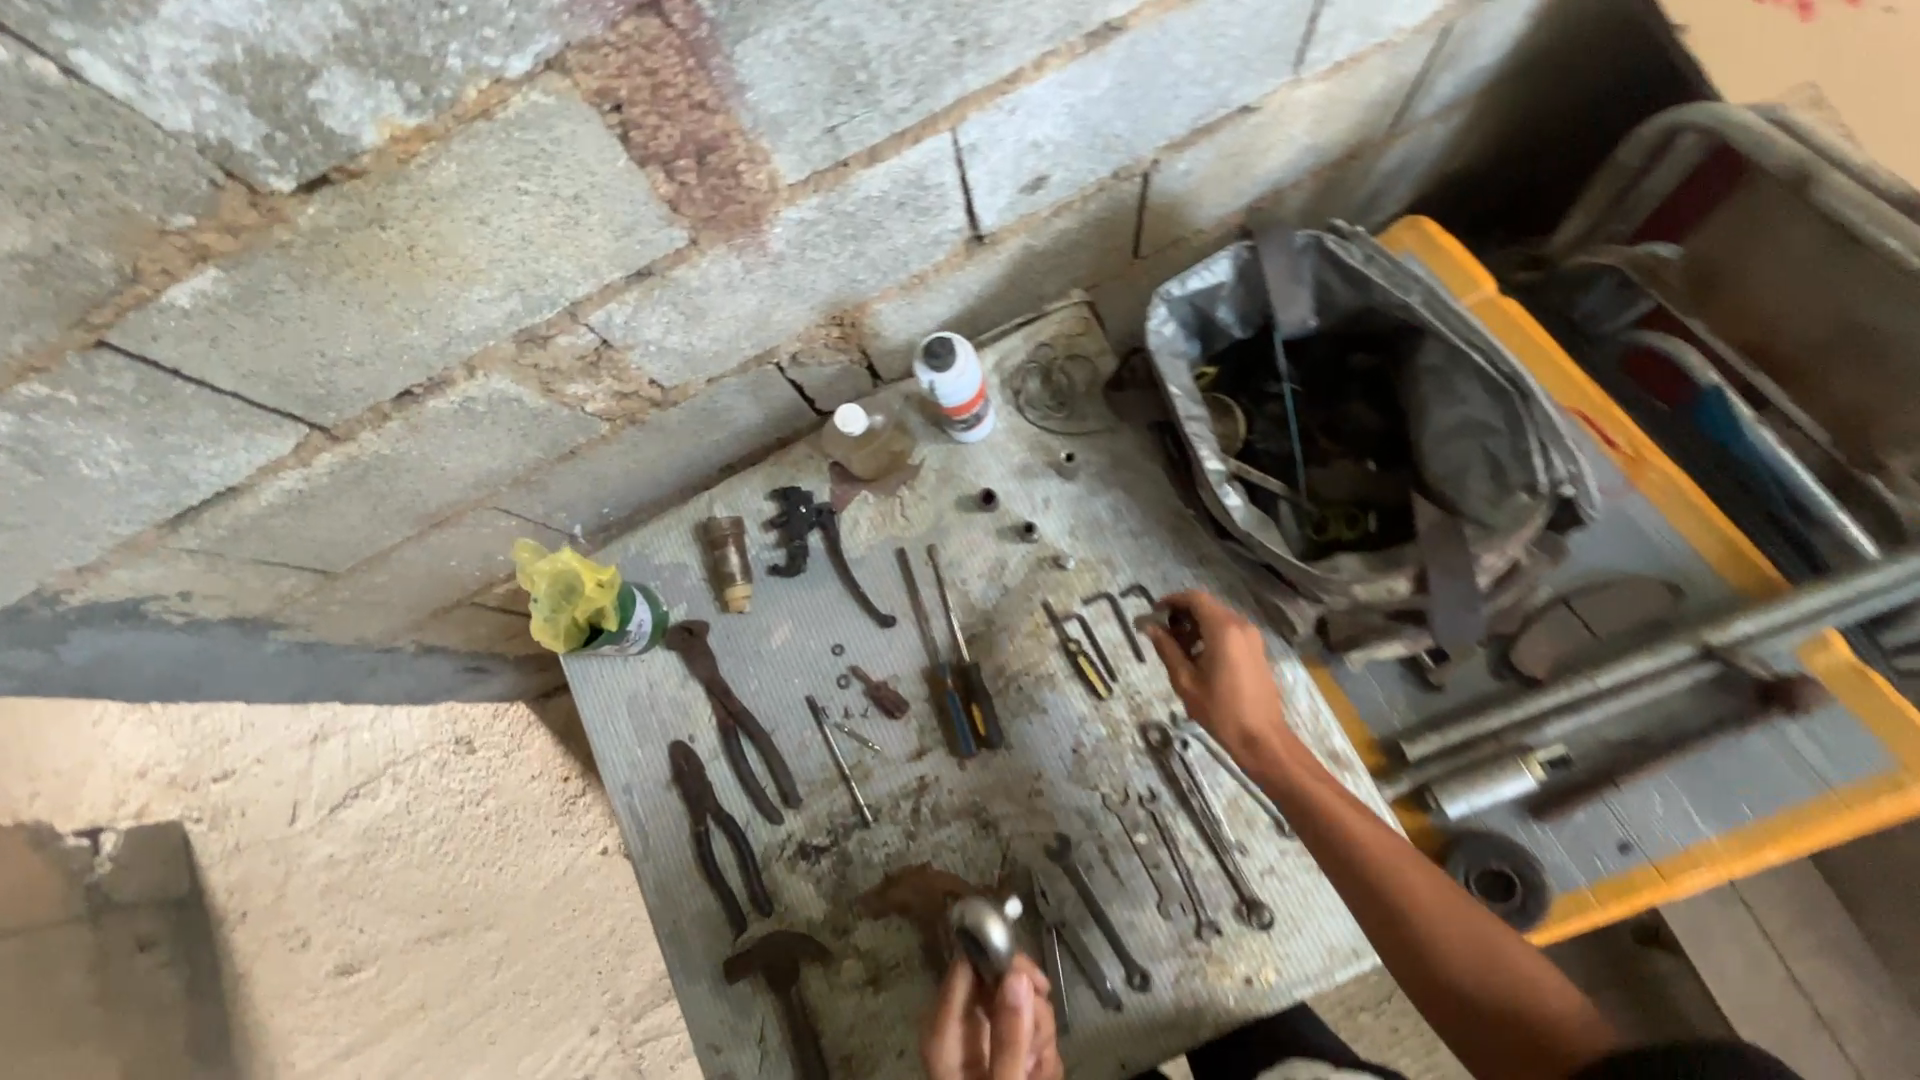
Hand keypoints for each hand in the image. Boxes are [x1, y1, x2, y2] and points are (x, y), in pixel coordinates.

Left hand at [920, 953, 1061, 1079]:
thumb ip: (1009, 1035)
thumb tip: (1015, 974)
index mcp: (943, 1031)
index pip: (967, 965)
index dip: (1004, 964)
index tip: (1038, 986)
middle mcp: (960, 1026)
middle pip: (1002, 982)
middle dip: (1032, 1016)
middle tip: (1039, 1053)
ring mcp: (982, 1037)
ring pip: (1023, 1005)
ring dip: (1041, 1040)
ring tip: (1038, 1073)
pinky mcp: (1001, 1049)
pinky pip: (1030, 1031)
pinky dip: (1042, 1054)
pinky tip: (1039, 1076)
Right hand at [1145, 590, 1291, 760]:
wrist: (1261, 737)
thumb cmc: (1220, 710)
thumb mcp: (1185, 681)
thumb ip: (1167, 649)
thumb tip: (1149, 627)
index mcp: (1223, 630)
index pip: (1195, 598)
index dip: (1172, 600)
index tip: (1155, 613)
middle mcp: (1241, 625)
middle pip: (1207, 606)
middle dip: (1183, 615)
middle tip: (1163, 634)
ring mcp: (1252, 637)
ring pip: (1218, 618)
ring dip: (1196, 626)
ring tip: (1178, 649)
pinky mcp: (1257, 649)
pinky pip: (1230, 631)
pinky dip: (1211, 635)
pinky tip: (1199, 658)